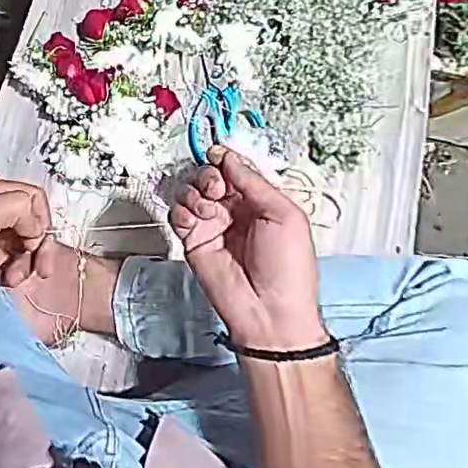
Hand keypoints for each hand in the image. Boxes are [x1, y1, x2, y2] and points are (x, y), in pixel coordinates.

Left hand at [0, 136, 53, 341]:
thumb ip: (19, 207)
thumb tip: (37, 228)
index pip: (30, 193)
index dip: (38, 214)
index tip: (35, 233)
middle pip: (32, 218)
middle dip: (39, 241)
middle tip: (40, 263)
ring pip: (27, 239)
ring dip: (30, 258)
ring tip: (17, 276)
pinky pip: (17, 257)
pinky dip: (20, 268)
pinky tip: (8, 279)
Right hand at [167, 145, 326, 351]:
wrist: (269, 312)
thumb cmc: (289, 270)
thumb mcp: (285, 215)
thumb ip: (255, 182)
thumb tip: (230, 159)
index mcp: (260, 201)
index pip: (235, 169)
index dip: (225, 159)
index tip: (217, 155)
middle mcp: (235, 210)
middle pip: (209, 175)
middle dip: (208, 175)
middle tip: (216, 188)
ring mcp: (213, 225)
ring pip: (190, 190)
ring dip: (195, 192)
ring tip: (208, 208)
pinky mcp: (194, 240)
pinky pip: (178, 213)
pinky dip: (182, 209)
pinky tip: (196, 218)